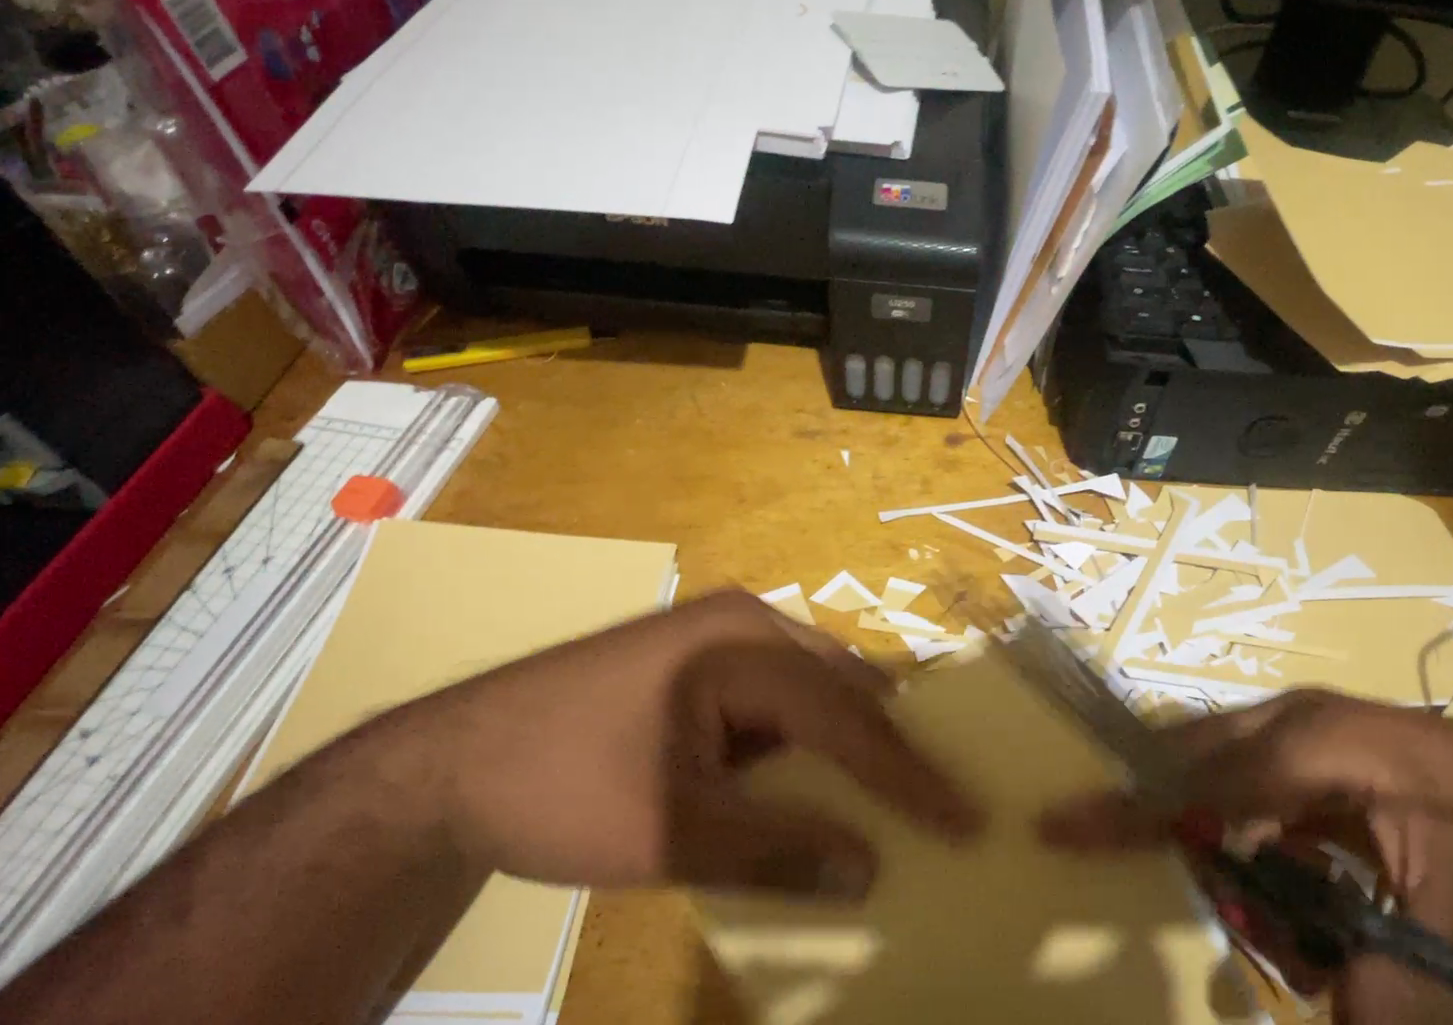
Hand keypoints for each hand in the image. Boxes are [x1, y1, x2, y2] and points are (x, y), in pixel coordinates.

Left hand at [373, 589, 981, 898]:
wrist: (445, 768)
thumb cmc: (563, 789)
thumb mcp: (676, 834)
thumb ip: (780, 852)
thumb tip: (870, 871)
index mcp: (742, 647)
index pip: (848, 715)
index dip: (909, 775)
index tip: (967, 817)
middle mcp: (741, 621)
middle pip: (841, 686)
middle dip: (889, 745)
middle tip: (937, 800)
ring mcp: (715, 632)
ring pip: (814, 684)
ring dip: (850, 737)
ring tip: (893, 788)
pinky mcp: (695, 656)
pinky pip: (777, 690)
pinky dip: (807, 732)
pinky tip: (816, 771)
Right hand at [1037, 691, 1452, 1022]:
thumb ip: (1372, 1002)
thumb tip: (1319, 1016)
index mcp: (1320, 745)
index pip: (1200, 778)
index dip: (1128, 809)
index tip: (1059, 823)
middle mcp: (1308, 723)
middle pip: (1195, 751)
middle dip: (1145, 796)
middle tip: (1089, 832)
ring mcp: (1326, 731)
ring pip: (1225, 763)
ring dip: (1199, 814)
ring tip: (1181, 859)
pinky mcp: (1342, 753)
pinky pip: (1261, 781)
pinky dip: (1241, 820)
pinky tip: (1262, 866)